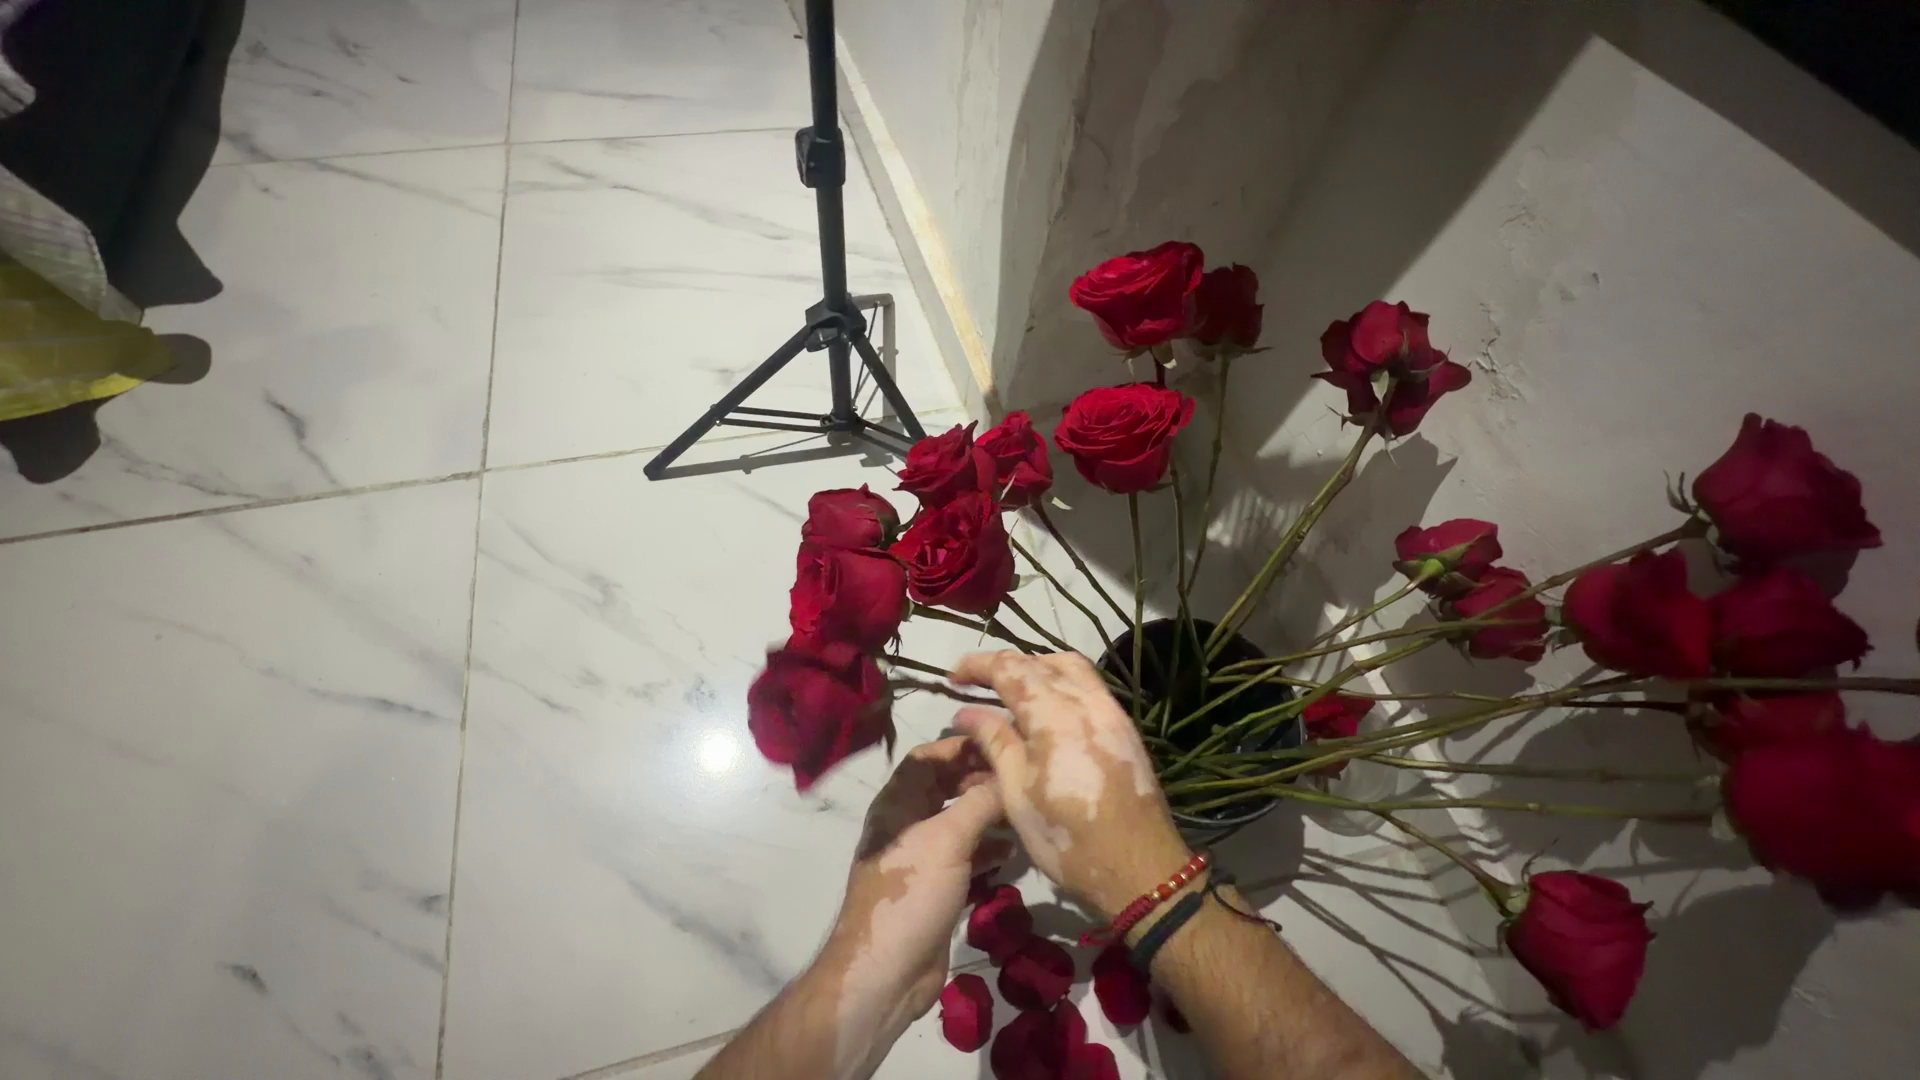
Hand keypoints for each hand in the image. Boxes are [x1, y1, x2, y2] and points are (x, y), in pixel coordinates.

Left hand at [816, 737, 1009, 1033]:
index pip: (927, 758)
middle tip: (1018, 776)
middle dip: (978, 780)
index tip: (998, 741)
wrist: (885, 973)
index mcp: (897, 804)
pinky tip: (1012, 850)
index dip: (959, 745)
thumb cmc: (910, 893)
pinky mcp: (934, 888)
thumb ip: (978, 801)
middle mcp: (906, 825)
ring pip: (957, 823)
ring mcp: (920, 858)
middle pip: (944, 788)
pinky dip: (986, 849)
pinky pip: (965, 857)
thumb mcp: (947, 839)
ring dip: (986, 815)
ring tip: (1022, 811)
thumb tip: (1007, 775)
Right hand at [951, 650, 1193, 917]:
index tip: (953, 676)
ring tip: (1011, 689)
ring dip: (1036, 667)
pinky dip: (1060, 682)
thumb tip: (965, 713)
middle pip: (1040, 662)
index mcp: (1055, 715)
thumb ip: (994, 742)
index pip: (1011, 669)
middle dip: (1004, 665)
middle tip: (976, 682)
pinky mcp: (1123, 726)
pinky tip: (1045, 708)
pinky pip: (1088, 685)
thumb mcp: (1017, 794)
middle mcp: (1086, 701)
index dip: (979, 666)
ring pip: (1069, 667)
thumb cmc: (1067, 839)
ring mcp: (1110, 711)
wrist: (1139, 870)